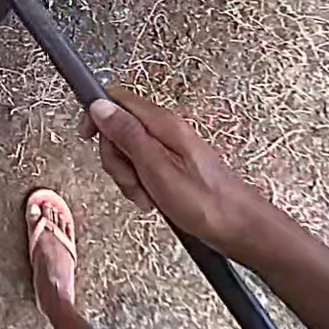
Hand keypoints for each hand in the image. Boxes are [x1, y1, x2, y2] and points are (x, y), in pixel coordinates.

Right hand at [81, 87, 299, 262]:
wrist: (239, 229)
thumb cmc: (205, 203)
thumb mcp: (155, 168)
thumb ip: (127, 134)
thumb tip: (100, 106)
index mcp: (161, 123)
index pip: (116, 100)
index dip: (97, 116)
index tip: (88, 136)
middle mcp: (164, 129)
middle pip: (117, 128)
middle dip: (114, 156)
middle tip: (130, 178)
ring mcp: (167, 147)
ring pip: (126, 150)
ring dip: (127, 175)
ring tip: (145, 193)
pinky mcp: (170, 164)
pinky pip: (140, 166)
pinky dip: (139, 183)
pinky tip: (151, 197)